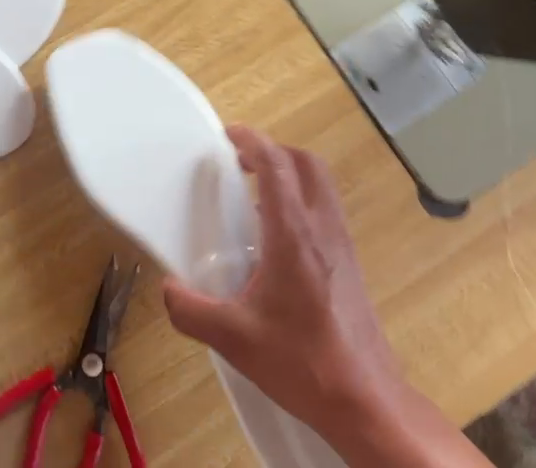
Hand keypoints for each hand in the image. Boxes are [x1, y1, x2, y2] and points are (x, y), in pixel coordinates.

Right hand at [160, 126, 404, 429]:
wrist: (366, 401)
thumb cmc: (302, 361)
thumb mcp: (233, 337)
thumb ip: (190, 310)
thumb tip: (168, 289)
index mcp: (293, 234)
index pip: (276, 164)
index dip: (251, 140)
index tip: (227, 135)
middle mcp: (323, 229)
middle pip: (306, 164)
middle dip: (273, 152)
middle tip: (241, 163)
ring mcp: (343, 246)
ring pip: (321, 186)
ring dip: (290, 176)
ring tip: (254, 197)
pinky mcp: (352, 266)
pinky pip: (326, 213)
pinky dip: (302, 204)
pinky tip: (276, 240)